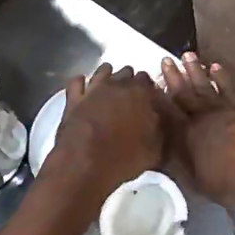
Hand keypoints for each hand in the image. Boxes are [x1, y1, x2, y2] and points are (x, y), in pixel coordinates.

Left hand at [45, 64, 165, 197]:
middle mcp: (118, 84)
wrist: (86, 164)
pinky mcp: (74, 98)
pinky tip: (83, 88)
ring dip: (107, 76)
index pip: (148, 80)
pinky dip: (81, 83)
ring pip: (102, 71)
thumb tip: (159, 119)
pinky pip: (77, 82)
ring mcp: (94, 89)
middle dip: (129, 81)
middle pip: (126, 73)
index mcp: (141, 93)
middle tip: (129, 97)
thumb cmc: (125, 158)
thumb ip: (160, 129)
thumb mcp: (155, 149)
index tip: (147, 99)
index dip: (147, 89)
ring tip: (108, 88)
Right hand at [158, 53, 234, 209]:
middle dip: (173, 76)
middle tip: (165, 60)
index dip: (157, 98)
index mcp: (187, 135)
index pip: (167, 112)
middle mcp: (202, 117)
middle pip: (184, 93)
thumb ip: (182, 165)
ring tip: (187, 55)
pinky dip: (220, 76)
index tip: (148, 83)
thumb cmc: (231, 183)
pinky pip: (227, 88)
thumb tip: (167, 153)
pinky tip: (215, 67)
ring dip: (195, 70)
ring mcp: (223, 109)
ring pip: (204, 85)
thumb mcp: (198, 182)